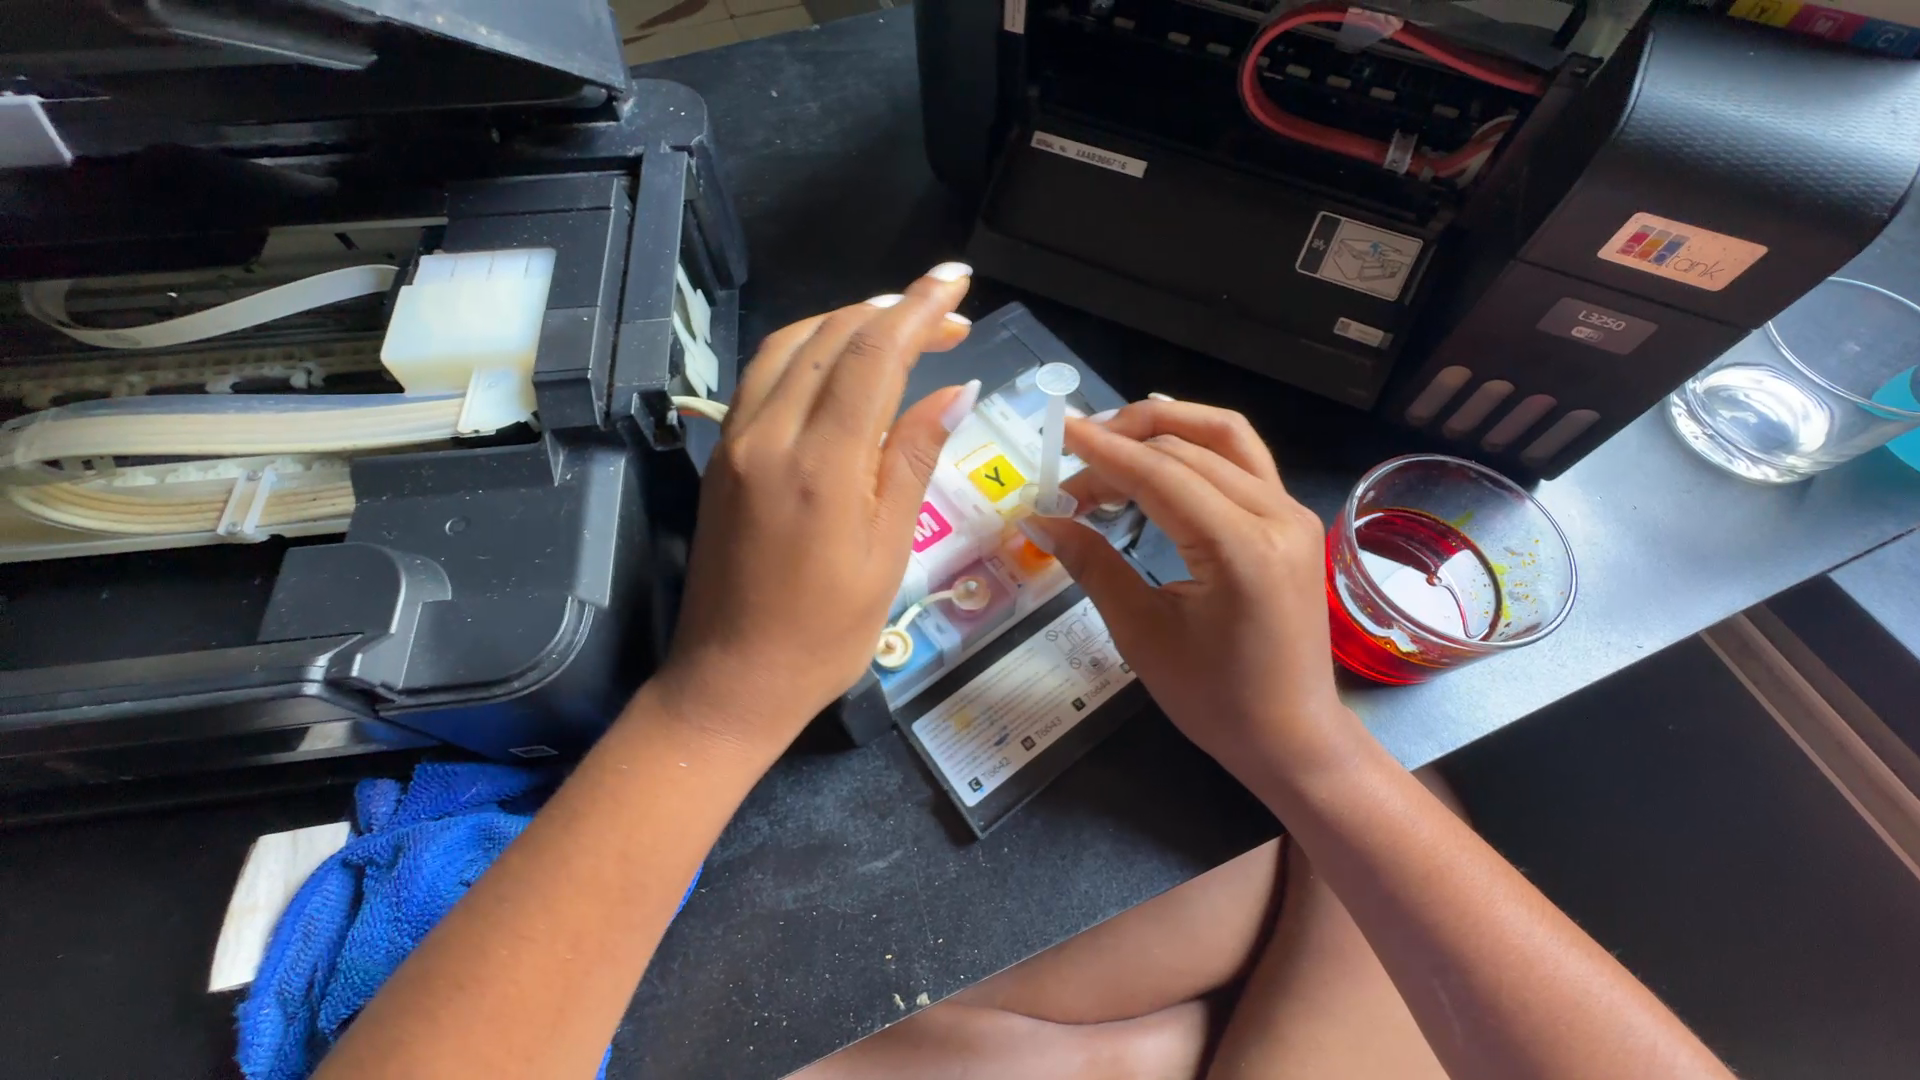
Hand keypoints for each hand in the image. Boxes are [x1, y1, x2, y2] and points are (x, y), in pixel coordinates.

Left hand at [651, 265, 979, 755]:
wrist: (730, 680)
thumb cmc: (825, 634)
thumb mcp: (888, 553)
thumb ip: (913, 459)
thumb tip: (953, 390)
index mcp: (821, 464)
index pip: (874, 354)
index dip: (920, 309)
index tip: (958, 281)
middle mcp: (769, 434)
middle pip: (832, 337)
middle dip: (892, 310)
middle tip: (948, 315)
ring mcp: (735, 440)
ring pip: (791, 345)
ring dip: (847, 321)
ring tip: (898, 327)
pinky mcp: (721, 454)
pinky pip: (765, 375)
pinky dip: (809, 349)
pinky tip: (841, 362)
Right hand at [1022, 400, 1368, 792]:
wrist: (1291, 736)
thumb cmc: (1214, 699)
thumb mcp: (1141, 634)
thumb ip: (1092, 565)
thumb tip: (1040, 520)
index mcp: (1240, 549)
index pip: (1160, 475)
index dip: (1103, 451)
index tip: (1059, 431)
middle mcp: (1276, 515)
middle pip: (1189, 447)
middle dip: (1123, 447)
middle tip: (1072, 470)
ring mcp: (1292, 513)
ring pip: (1225, 436)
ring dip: (1165, 427)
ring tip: (1112, 440)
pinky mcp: (1292, 519)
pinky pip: (1242, 459)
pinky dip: (1195, 446)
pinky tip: (1159, 453)